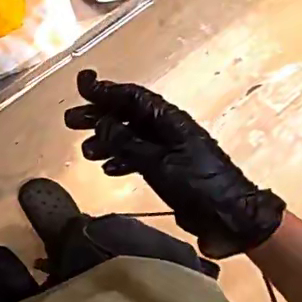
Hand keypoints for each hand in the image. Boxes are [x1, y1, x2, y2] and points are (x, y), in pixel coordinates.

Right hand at [64, 70, 282, 257]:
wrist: (231, 217)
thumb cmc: (196, 184)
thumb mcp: (157, 162)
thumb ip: (126, 142)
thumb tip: (101, 122)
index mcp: (168, 120)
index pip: (131, 96)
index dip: (105, 90)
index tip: (82, 84)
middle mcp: (167, 129)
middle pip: (127, 115)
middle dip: (98, 116)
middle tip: (71, 120)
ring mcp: (169, 149)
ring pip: (130, 137)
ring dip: (106, 140)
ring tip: (85, 150)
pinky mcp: (170, 169)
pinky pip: (139, 157)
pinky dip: (122, 160)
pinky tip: (108, 168)